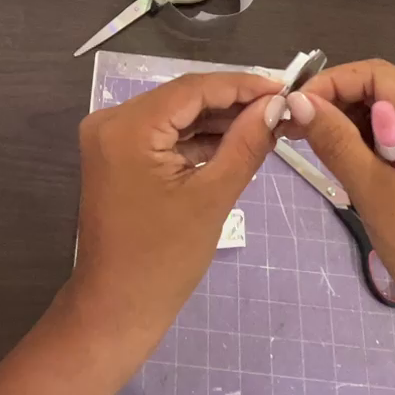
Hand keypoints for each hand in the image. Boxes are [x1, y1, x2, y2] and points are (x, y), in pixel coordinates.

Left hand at [70, 71, 282, 333]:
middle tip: (280, 106)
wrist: (116, 310)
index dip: (241, 84)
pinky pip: (162, 134)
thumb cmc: (164, 260)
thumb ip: (245, 144)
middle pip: (182, 98)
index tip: (283, 87)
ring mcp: (111, 137)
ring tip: (266, 121)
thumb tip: (275, 106)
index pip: (193, 89)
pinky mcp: (117, 154)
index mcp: (128, 126)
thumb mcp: (212, 197)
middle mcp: (112, 120)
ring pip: (174, 115)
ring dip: (216, 120)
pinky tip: (235, 139)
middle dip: (232, 102)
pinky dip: (196, 138)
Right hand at [278, 59, 394, 323]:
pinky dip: (367, 146)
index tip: (293, 106)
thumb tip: (296, 99)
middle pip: (382, 91)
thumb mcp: (376, 194)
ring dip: (349, 127)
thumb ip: (335, 140)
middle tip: (295, 128)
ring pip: (386, 113)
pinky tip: (346, 163)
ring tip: (314, 146)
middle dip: (337, 105)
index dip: (331, 83)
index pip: (378, 76)